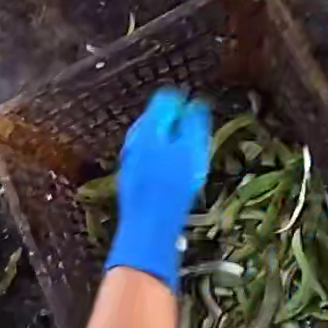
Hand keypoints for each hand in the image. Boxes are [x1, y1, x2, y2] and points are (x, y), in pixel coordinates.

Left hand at [105, 88, 211, 290]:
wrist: (148, 226)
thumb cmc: (172, 188)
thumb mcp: (191, 151)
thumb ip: (193, 125)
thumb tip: (196, 106)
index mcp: (148, 129)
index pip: (166, 100)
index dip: (184, 105)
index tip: (198, 116)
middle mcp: (134, 140)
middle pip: (158, 119)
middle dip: (178, 126)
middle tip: (196, 141)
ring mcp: (130, 159)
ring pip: (153, 140)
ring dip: (171, 146)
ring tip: (188, 162)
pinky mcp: (131, 177)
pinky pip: (148, 159)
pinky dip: (163, 162)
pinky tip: (174, 179)